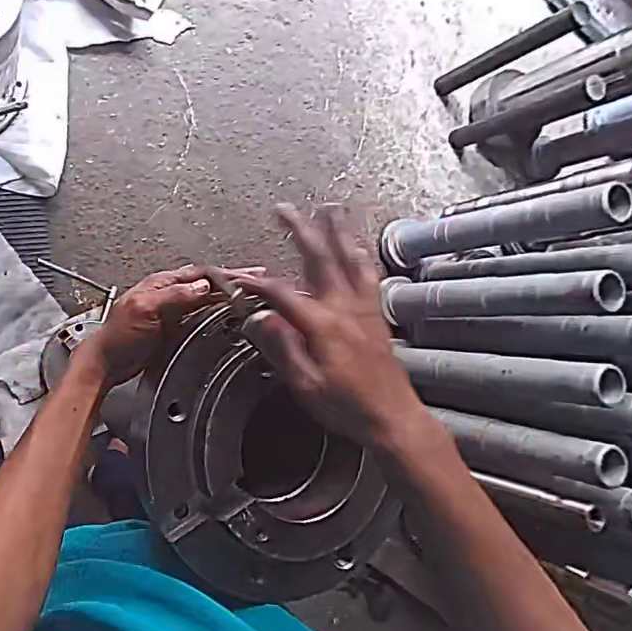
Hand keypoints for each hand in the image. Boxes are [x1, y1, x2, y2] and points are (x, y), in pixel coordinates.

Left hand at [77, 265, 257, 388]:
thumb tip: (201, 285)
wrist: (107, 362)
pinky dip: (219, 312)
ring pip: (207, 298)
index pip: (200, 274)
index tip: (247, 276)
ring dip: (228, 294)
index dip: (225, 274)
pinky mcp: (175, 329)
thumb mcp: (144, 309)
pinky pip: (202, 316)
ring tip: (250, 293)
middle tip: (257, 279)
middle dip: (233, 280)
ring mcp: (173, 311)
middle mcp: (169, 294)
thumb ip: (173, 296)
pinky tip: (230, 315)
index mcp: (161, 283)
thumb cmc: (116, 336)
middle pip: (207, 283)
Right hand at [234, 205, 429, 449]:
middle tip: (286, 210)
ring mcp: (364, 311)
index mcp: (324, 326)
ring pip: (350, 260)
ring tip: (329, 211)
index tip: (238, 278)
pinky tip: (358, 248)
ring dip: (337, 233)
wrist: (393, 419)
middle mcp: (346, 311)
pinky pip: (369, 275)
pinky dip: (361, 255)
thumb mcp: (305, 385)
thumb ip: (282, 348)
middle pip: (320, 260)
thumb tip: (261, 319)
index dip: (256, 283)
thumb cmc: (349, 407)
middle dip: (300, 231)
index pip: (282, 293)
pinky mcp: (376, 317)